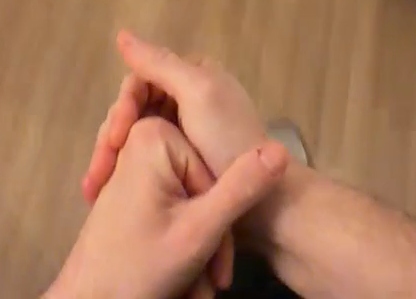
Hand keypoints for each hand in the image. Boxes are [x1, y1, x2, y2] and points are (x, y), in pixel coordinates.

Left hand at [48, 117, 288, 298]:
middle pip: (202, 182)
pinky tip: (178, 272)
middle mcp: (143, 138)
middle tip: (208, 278)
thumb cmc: (137, 270)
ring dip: (197, 241)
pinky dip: (179, 237)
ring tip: (192, 282)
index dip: (221, 219)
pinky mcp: (133, 186)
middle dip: (210, 233)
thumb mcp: (199, 231)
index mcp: (155, 134)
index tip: (217, 264)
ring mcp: (135, 163)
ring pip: (190, 197)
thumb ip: (242, 188)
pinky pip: (172, 203)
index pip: (214, 171)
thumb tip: (281, 150)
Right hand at [82, 31, 267, 204]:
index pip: (141, 78)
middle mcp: (186, 96)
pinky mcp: (178, 161)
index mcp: (193, 74)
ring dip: (111, 158)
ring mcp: (181, 130)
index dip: (122, 107)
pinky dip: (121, 172)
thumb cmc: (229, 140)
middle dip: (111, 137)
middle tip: (98, 172)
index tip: (114, 139)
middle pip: (134, 107)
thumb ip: (160, 64)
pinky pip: (140, 158)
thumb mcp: (197, 94)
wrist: (262, 199)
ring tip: (95, 189)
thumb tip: (121, 35)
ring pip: (132, 134)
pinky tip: (106, 193)